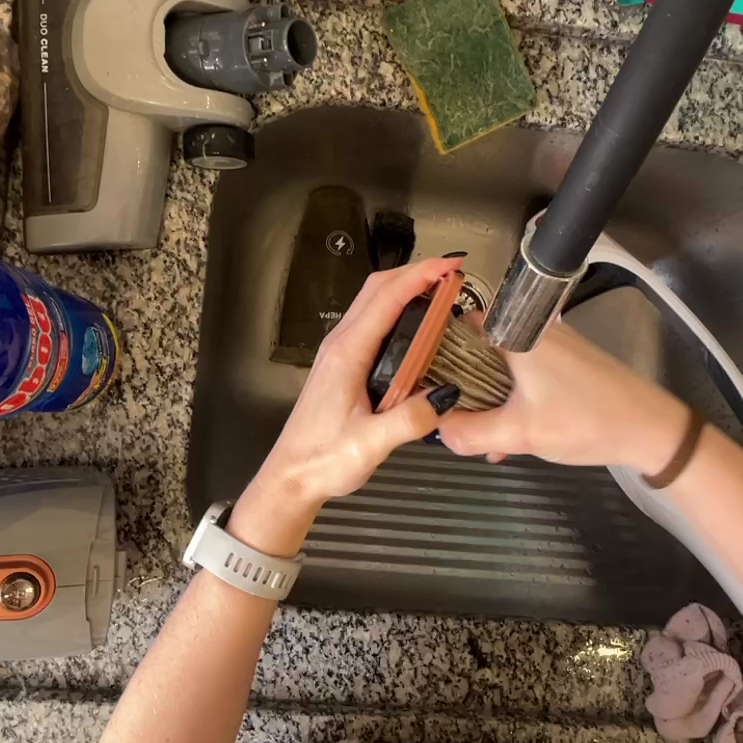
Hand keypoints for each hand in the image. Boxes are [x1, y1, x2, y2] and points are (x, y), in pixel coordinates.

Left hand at [230, 256, 466, 554]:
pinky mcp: (341, 365)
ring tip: (440, 291)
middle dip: (415, 272)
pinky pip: (370, 322)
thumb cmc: (323, 460)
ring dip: (405, 288)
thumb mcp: (371, 444)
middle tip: (452, 272)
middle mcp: (340, 345)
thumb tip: (447, 394)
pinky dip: (396, 310)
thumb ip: (411, 419)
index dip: (420, 276)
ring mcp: (338, 353)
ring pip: (371, 303)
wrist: (291, 477)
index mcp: (347, 354)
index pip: (386, 299)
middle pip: (376, 289)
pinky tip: (416, 325)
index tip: (451, 266)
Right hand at [437, 318, 691, 472]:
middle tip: (450, 417)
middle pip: (477, 348)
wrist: (652, 429)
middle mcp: (532, 331)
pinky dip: (509, 401)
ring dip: (486, 399)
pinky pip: (522, 377)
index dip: (435, 349)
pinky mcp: (566, 364)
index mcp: (517, 334)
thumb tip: (437, 430)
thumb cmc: (586, 420)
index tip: (421, 379)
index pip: (460, 324)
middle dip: (461, 385)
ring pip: (500, 367)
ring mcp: (551, 346)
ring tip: (479, 437)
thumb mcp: (521, 433)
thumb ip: (471, 432)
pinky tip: (508, 438)